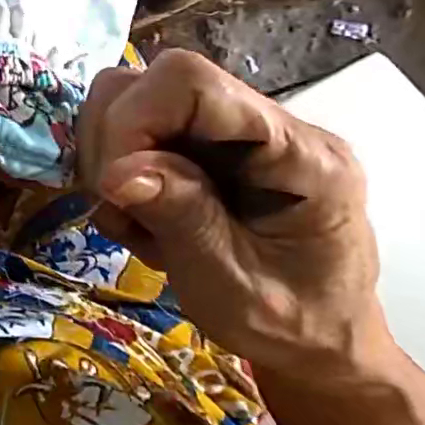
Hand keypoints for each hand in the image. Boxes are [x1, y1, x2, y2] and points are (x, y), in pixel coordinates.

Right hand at [76, 50, 397, 387]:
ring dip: (107, 155)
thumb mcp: (233, 289)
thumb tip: (116, 174)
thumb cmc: (289, 326)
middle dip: (112, 142)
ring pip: (129, 97)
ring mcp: (230, 129)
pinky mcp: (202, 141)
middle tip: (121, 208)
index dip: (133, 120)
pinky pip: (128, 126)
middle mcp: (265, 123)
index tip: (114, 186)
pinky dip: (111, 166)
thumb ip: (185, 221)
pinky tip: (138, 211)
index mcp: (299, 154)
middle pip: (151, 81)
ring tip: (131, 215)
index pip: (192, 83)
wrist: (317, 343)